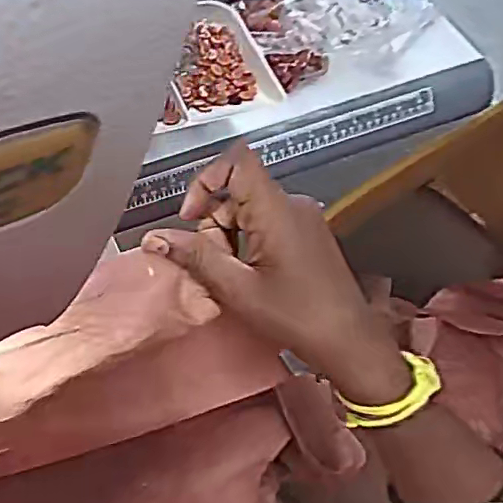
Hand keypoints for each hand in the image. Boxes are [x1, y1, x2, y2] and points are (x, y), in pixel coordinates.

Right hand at [141, 143, 406, 400]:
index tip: (190, 217)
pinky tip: (248, 276)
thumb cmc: (296, 316)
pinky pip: (262, 224)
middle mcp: (291, 205)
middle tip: (215, 264)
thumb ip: (194, 257)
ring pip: (245, 211)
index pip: (237, 162)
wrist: (346, 340)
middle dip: (212, 224)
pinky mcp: (304, 234)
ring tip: (234, 276)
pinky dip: (243, 244)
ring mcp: (300, 219)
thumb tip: (155, 238)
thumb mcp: (236, 288)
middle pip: (235, 192)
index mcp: (276, 210)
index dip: (205, 181)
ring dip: (226, 238)